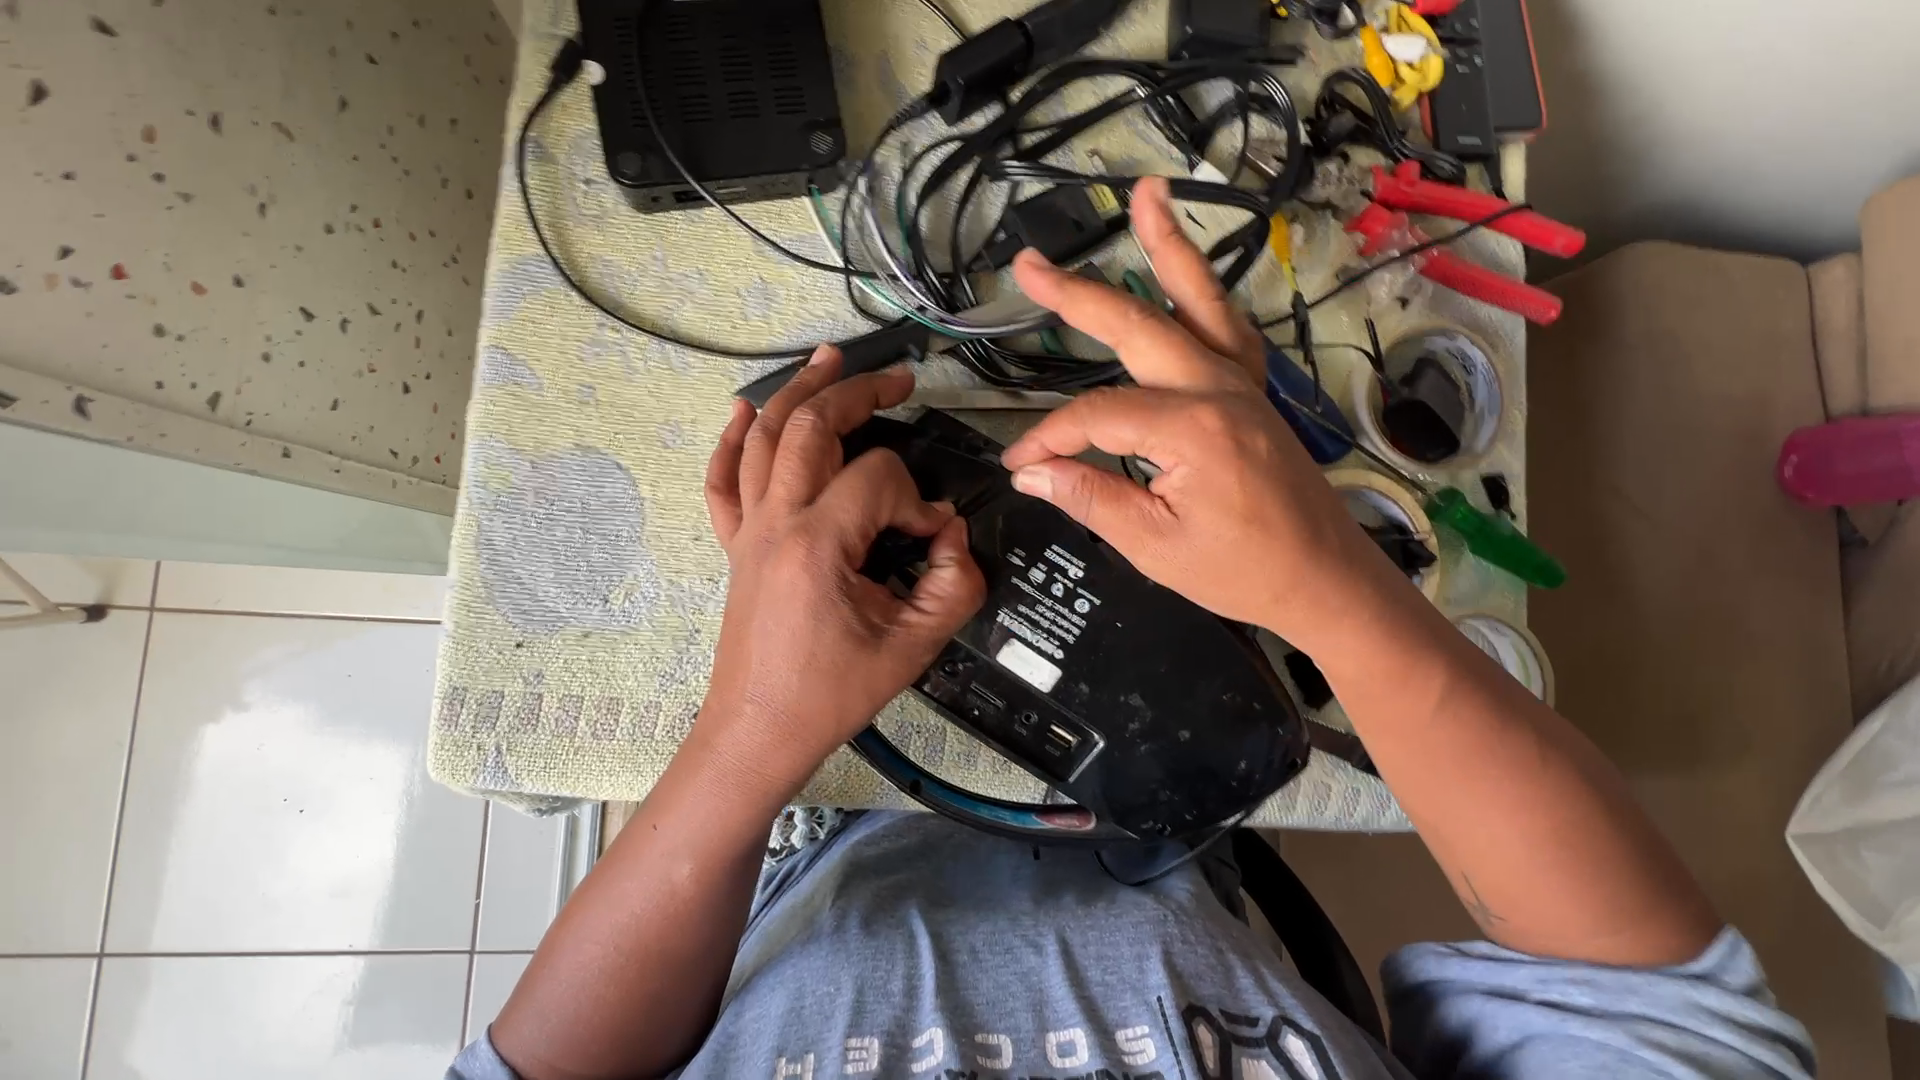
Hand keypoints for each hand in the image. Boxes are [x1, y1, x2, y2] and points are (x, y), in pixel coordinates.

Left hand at [699, 349, 986, 795]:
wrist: (759, 730)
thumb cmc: (833, 694)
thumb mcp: (914, 647)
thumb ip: (954, 584)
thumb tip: (951, 535)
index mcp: (819, 542)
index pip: (879, 479)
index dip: (918, 500)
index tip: (935, 540)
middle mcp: (776, 521)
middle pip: (811, 427)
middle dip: (857, 392)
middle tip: (897, 378)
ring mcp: (748, 529)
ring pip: (764, 437)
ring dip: (798, 392)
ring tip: (828, 359)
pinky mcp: (735, 545)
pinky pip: (722, 480)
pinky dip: (731, 440)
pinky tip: (743, 411)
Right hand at [1001, 177, 1406, 644]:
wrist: (1324, 580)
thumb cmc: (1241, 572)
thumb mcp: (1153, 546)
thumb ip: (1089, 498)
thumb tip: (1031, 473)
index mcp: (1190, 428)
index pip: (1095, 416)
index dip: (1047, 439)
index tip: (1018, 464)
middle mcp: (1218, 388)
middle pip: (1136, 326)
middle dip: (1075, 296)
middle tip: (1028, 266)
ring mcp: (1244, 384)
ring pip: (1199, 301)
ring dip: (1168, 248)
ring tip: (1147, 196)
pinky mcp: (1256, 392)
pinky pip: (1228, 330)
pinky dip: (1206, 295)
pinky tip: (1188, 277)